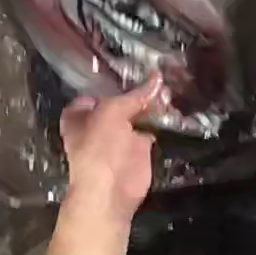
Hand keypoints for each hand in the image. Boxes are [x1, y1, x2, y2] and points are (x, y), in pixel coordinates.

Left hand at [60, 75, 159, 223]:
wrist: (110, 189)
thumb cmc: (99, 147)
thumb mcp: (112, 112)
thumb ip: (134, 95)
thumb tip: (157, 77)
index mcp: (81, 112)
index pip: (100, 88)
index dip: (117, 78)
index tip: (138, 65)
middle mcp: (99, 122)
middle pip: (122, 100)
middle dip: (140, 90)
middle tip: (162, 74)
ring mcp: (120, 135)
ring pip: (138, 113)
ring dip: (153, 103)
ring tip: (171, 86)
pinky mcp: (139, 148)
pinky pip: (152, 128)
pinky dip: (162, 119)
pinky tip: (174, 107)